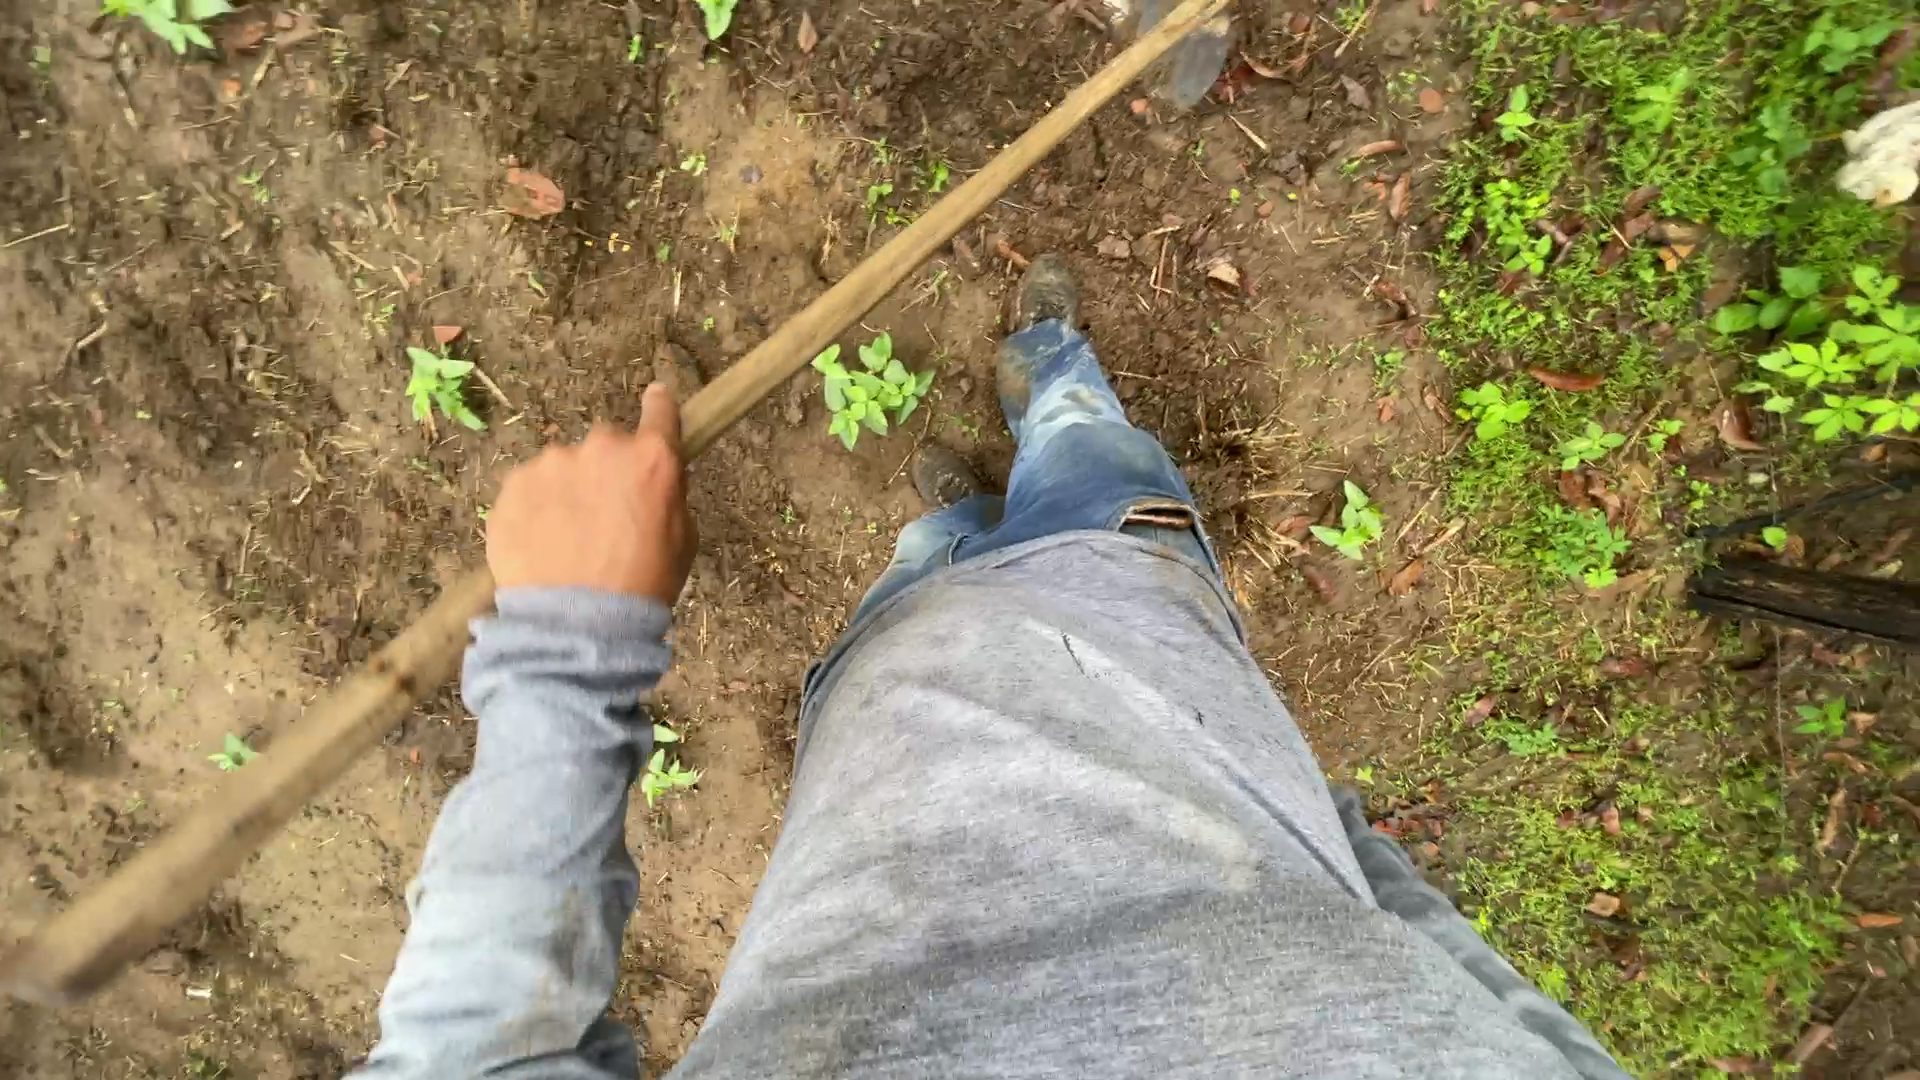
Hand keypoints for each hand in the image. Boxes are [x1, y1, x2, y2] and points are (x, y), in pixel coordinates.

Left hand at [487, 382, 696, 604]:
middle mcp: (602, 447)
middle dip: (609, 470)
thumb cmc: (644, 582)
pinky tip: (546, 541)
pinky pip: (532, 486)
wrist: (578, 622)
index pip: (660, 410)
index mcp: (653, 459)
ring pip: (566, 466)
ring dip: (570, 489)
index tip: (656, 400)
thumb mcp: (683, 538)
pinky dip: (539, 506)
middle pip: (608, 445)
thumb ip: (668, 495)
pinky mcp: (513, 484)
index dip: (659, 406)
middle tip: (608, 514)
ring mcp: (552, 463)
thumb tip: (652, 482)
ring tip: (570, 536)